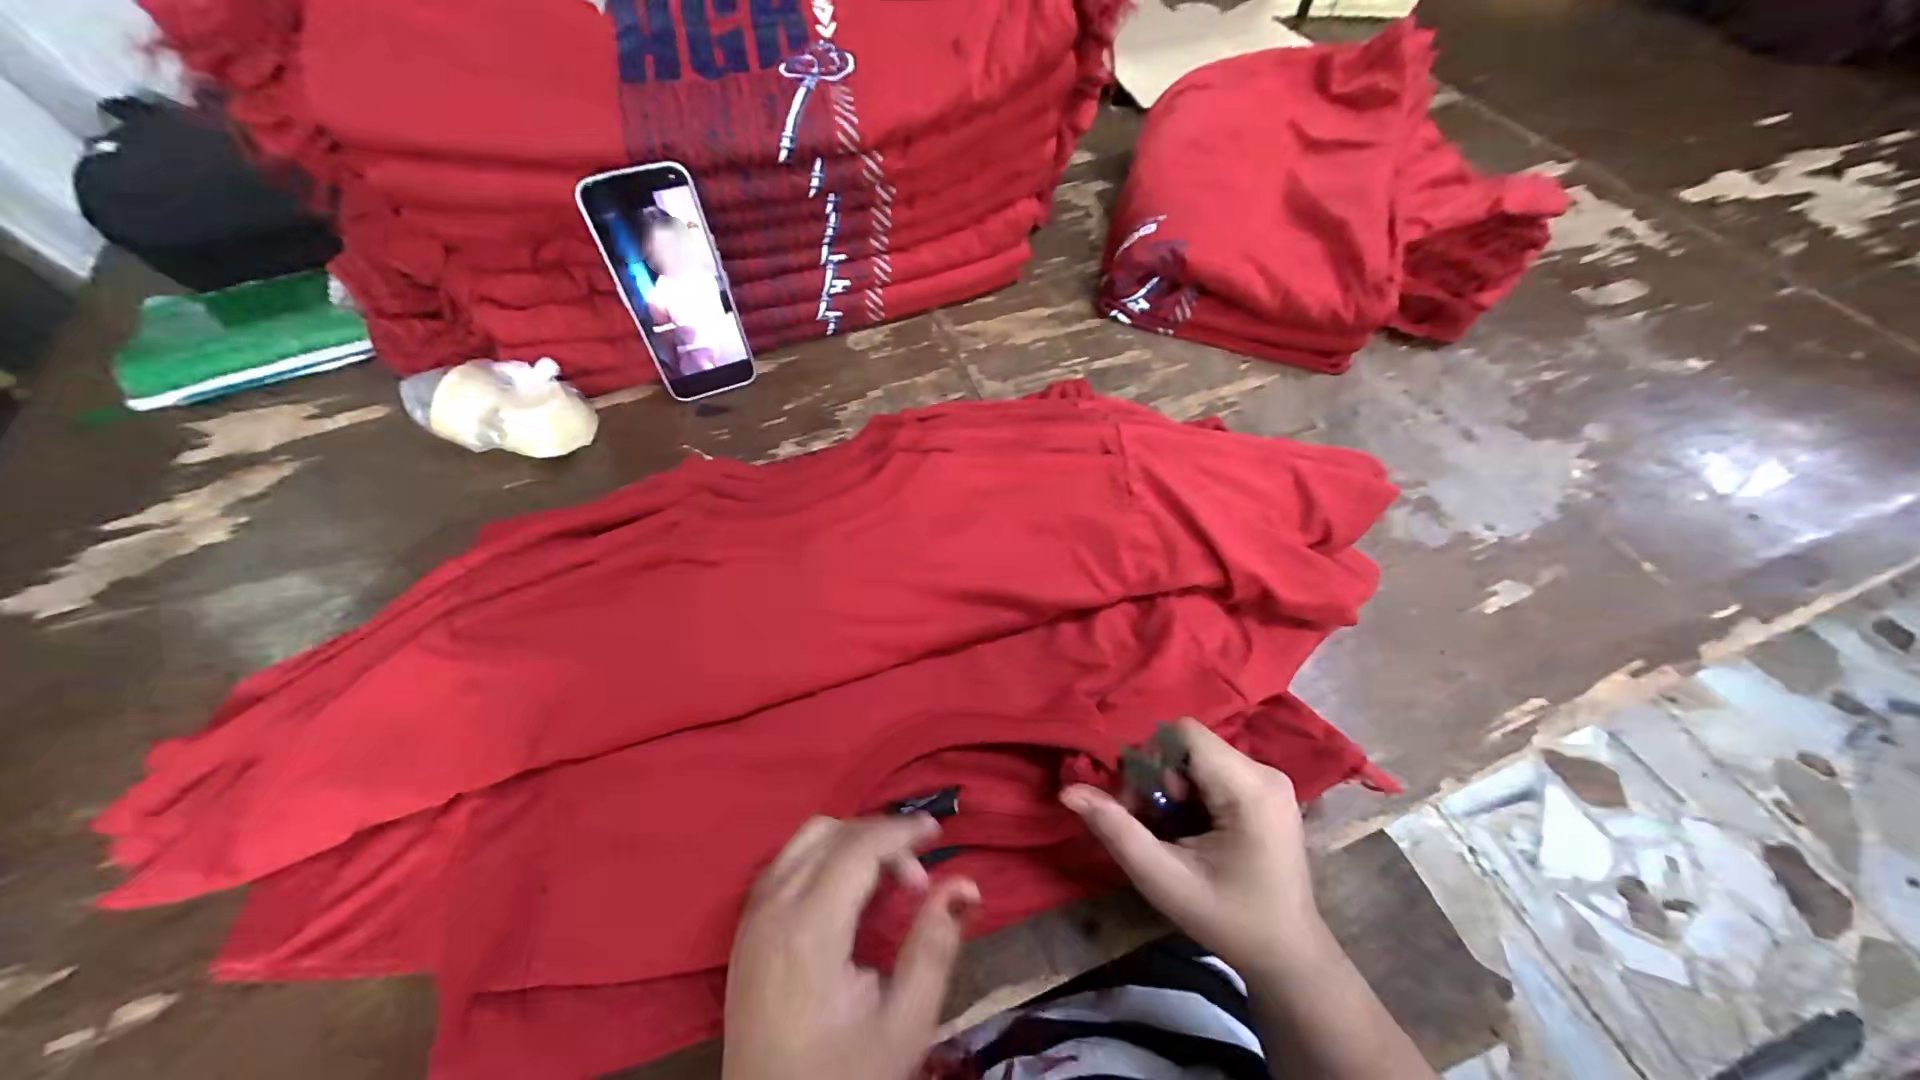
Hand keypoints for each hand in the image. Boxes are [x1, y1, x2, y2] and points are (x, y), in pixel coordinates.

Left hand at [723, 815, 979, 1079]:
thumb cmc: (845, 1076)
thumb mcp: (905, 1023)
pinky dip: (821, 856)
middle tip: (917, 877)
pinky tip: (847, 889)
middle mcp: (773, 910)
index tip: (938, 832)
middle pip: (829, 834)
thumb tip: (965, 885)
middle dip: (879, 837)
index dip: (901, 830)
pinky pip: (784, 864)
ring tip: (887, 878)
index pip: (858, 848)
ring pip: (803, 841)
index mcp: (809, 930)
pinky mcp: (745, 931)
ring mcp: (752, 918)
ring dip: (849, 841)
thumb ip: (935, 946)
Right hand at [1060, 719, 1331, 978]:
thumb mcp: (1163, 879)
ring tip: (1172, 830)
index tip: (1144, 804)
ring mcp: (1269, 780)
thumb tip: (1068, 791)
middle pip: (1188, 744)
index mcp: (1249, 787)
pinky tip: (1192, 829)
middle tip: (1152, 823)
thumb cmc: (1228, 919)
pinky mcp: (1266, 791)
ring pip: (1197, 756)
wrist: (1288, 955)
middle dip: (1158, 777)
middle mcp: (1265, 771)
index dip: (1151, 760)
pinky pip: (1213, 768)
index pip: (1183, 733)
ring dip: (1172, 786)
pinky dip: (1191, 791)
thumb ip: (1116, 829)